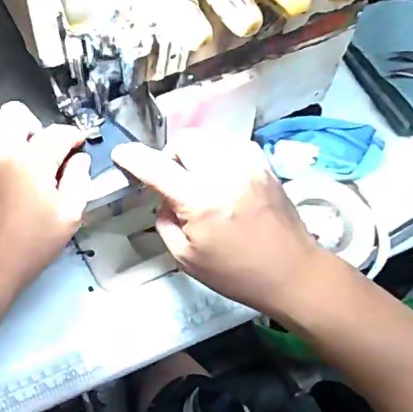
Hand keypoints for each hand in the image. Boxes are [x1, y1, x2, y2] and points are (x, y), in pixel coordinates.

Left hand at [0, 101, 92, 300]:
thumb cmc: (29, 245)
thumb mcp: (68, 217)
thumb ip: (78, 181)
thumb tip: (79, 158)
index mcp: (31, 160)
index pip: (57, 133)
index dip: (71, 136)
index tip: (75, 145)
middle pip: (16, 112)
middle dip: (34, 126)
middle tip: (41, 150)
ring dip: (4, 130)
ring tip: (13, 152)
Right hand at [111, 132, 338, 317]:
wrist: (291, 272)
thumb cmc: (236, 273)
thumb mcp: (186, 258)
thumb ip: (165, 222)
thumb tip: (164, 200)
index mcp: (199, 200)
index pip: (155, 166)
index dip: (132, 157)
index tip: (121, 155)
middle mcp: (222, 173)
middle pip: (184, 141)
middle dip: (171, 156)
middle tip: (174, 182)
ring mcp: (247, 165)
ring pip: (209, 138)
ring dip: (195, 154)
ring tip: (199, 179)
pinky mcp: (263, 165)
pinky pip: (232, 144)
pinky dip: (219, 154)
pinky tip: (221, 176)